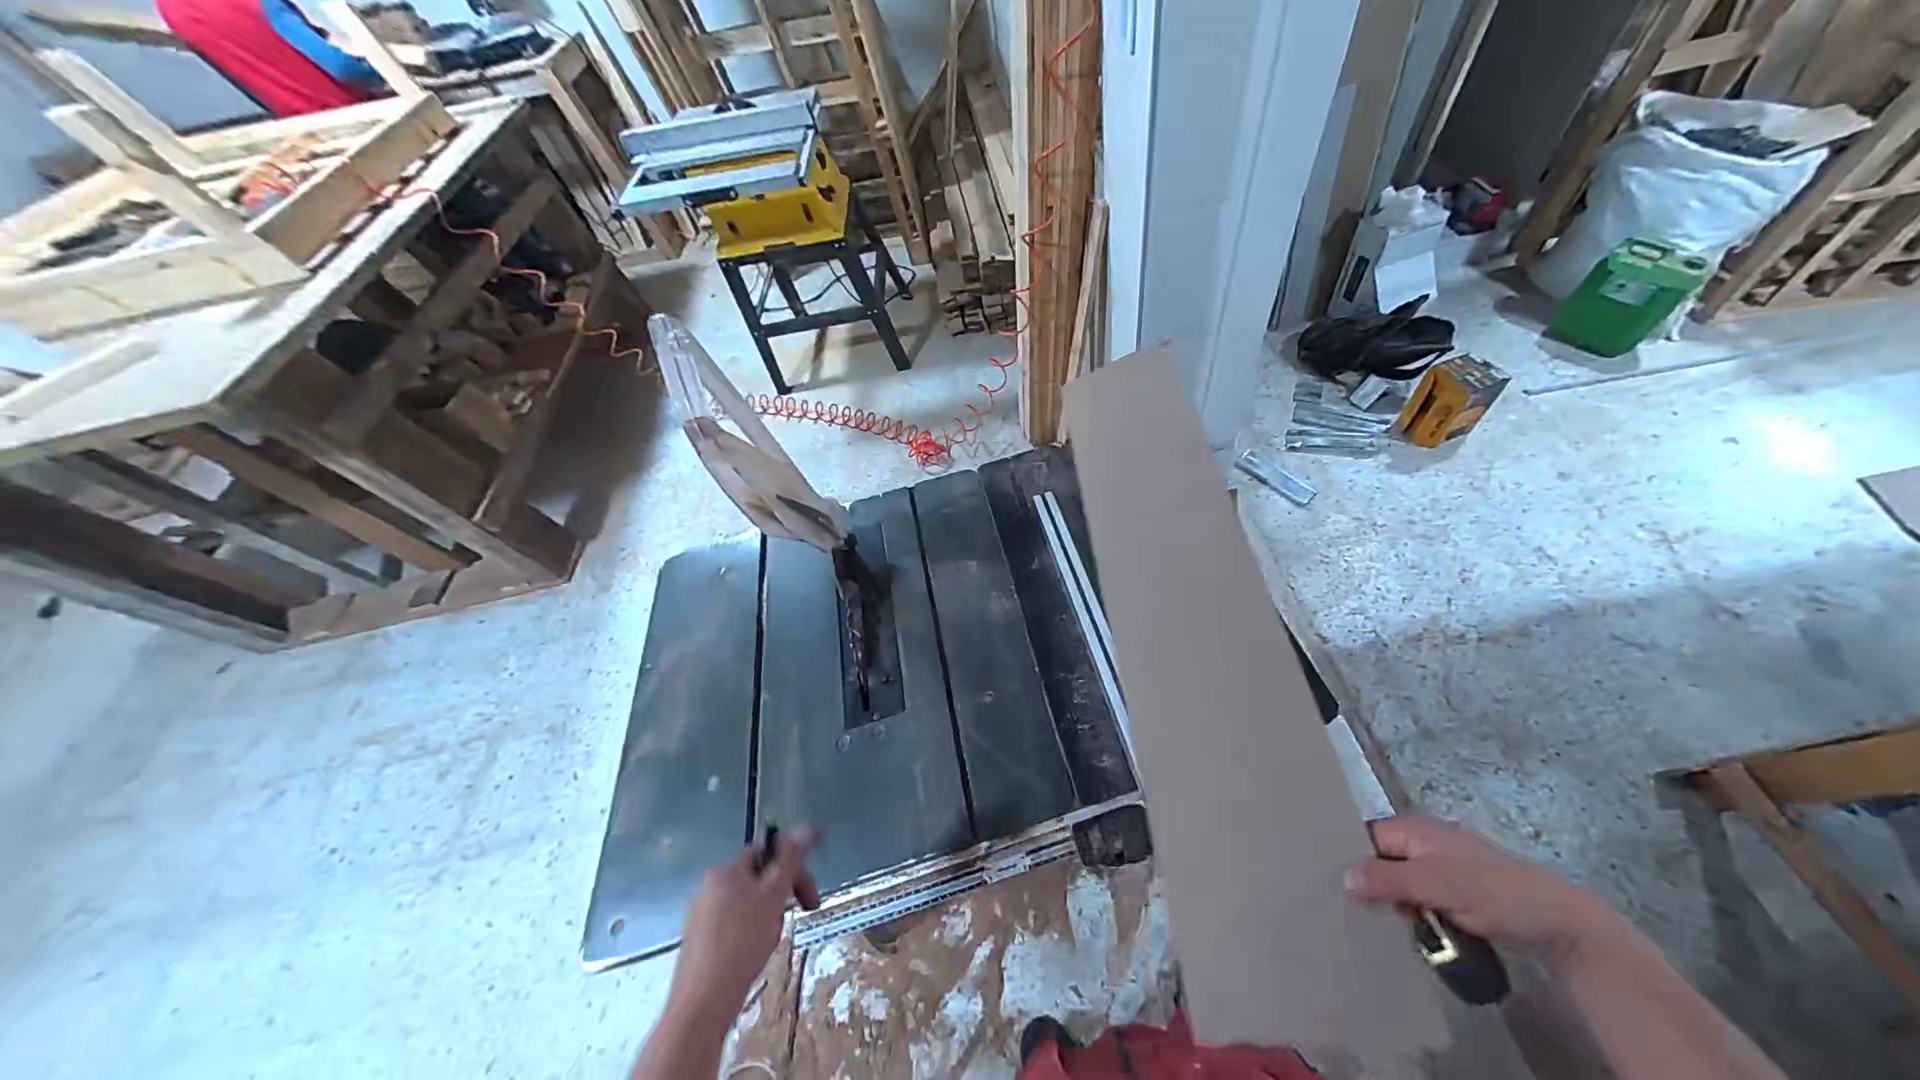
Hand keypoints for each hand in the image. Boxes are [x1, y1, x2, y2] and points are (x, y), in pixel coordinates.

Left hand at [667, 826, 821, 1022]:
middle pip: (758, 876)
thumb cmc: (742, 942)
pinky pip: (734, 923)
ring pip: (748, 901)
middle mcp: (710, 886)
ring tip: (773, 936)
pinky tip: (755, 950)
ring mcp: (702, 914)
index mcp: (725, 871)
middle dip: (783, 891)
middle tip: (802, 911)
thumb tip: (807, 828)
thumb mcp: (774, 896)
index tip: (809, 891)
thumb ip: (791, 860)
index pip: (767, 852)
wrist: (703, 1001)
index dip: (792, 866)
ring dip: (769, 911)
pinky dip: (751, 930)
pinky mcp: (700, 940)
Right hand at [1344, 816, 1623, 967]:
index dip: (1352, 857)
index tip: (1337, 884)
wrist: (1561, 924)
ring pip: (1403, 883)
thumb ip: (1387, 879)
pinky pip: (1423, 900)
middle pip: (1384, 860)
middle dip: (1374, 885)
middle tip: (1361, 910)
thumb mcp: (1435, 884)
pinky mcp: (1460, 895)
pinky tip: (1413, 930)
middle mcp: (1427, 843)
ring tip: (1386, 925)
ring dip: (1396, 904)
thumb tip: (1342, 876)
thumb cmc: (1494, 892)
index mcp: (1418, 829)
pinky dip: (1416, 914)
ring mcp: (1445, 869)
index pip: (1368, 837)